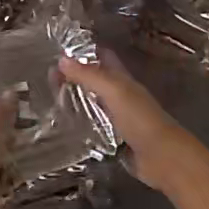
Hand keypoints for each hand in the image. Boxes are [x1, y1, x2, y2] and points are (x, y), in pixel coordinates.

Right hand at [56, 51, 205, 193]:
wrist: (162, 157)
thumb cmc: (140, 119)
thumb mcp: (114, 91)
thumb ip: (90, 75)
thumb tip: (61, 59)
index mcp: (123, 80)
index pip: (104, 58)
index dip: (84, 51)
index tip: (58, 51)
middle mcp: (121, 96)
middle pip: (96, 81)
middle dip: (74, 77)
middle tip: (46, 77)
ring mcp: (119, 119)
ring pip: (94, 104)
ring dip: (75, 101)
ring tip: (49, 99)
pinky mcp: (115, 141)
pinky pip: (94, 128)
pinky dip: (80, 125)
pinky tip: (64, 127)